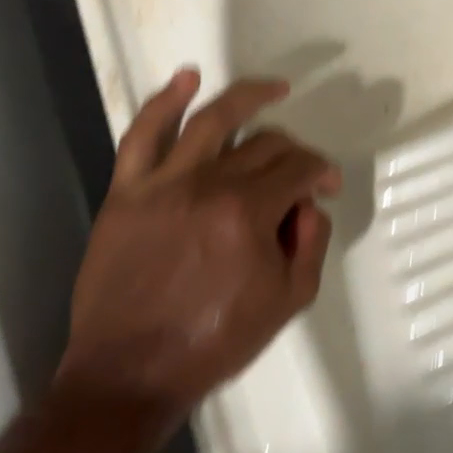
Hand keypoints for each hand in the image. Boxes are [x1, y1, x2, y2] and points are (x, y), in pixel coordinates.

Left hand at [55, 69, 339, 417]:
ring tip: (274, 88)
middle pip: (265, 145)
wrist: (129, 375)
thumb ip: (312, 240)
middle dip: (295, 153)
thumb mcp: (291, 298)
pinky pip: (142, 136)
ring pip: (212, 121)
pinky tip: (188, 78)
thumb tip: (306, 204)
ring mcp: (162, 186)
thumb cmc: (215, 340)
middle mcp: (207, 186)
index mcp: (248, 213)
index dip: (322, 173)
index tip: (326, 189)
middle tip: (302, 173)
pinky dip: (165, 102)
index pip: (300, 168)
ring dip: (248, 96)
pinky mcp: (126, 195)